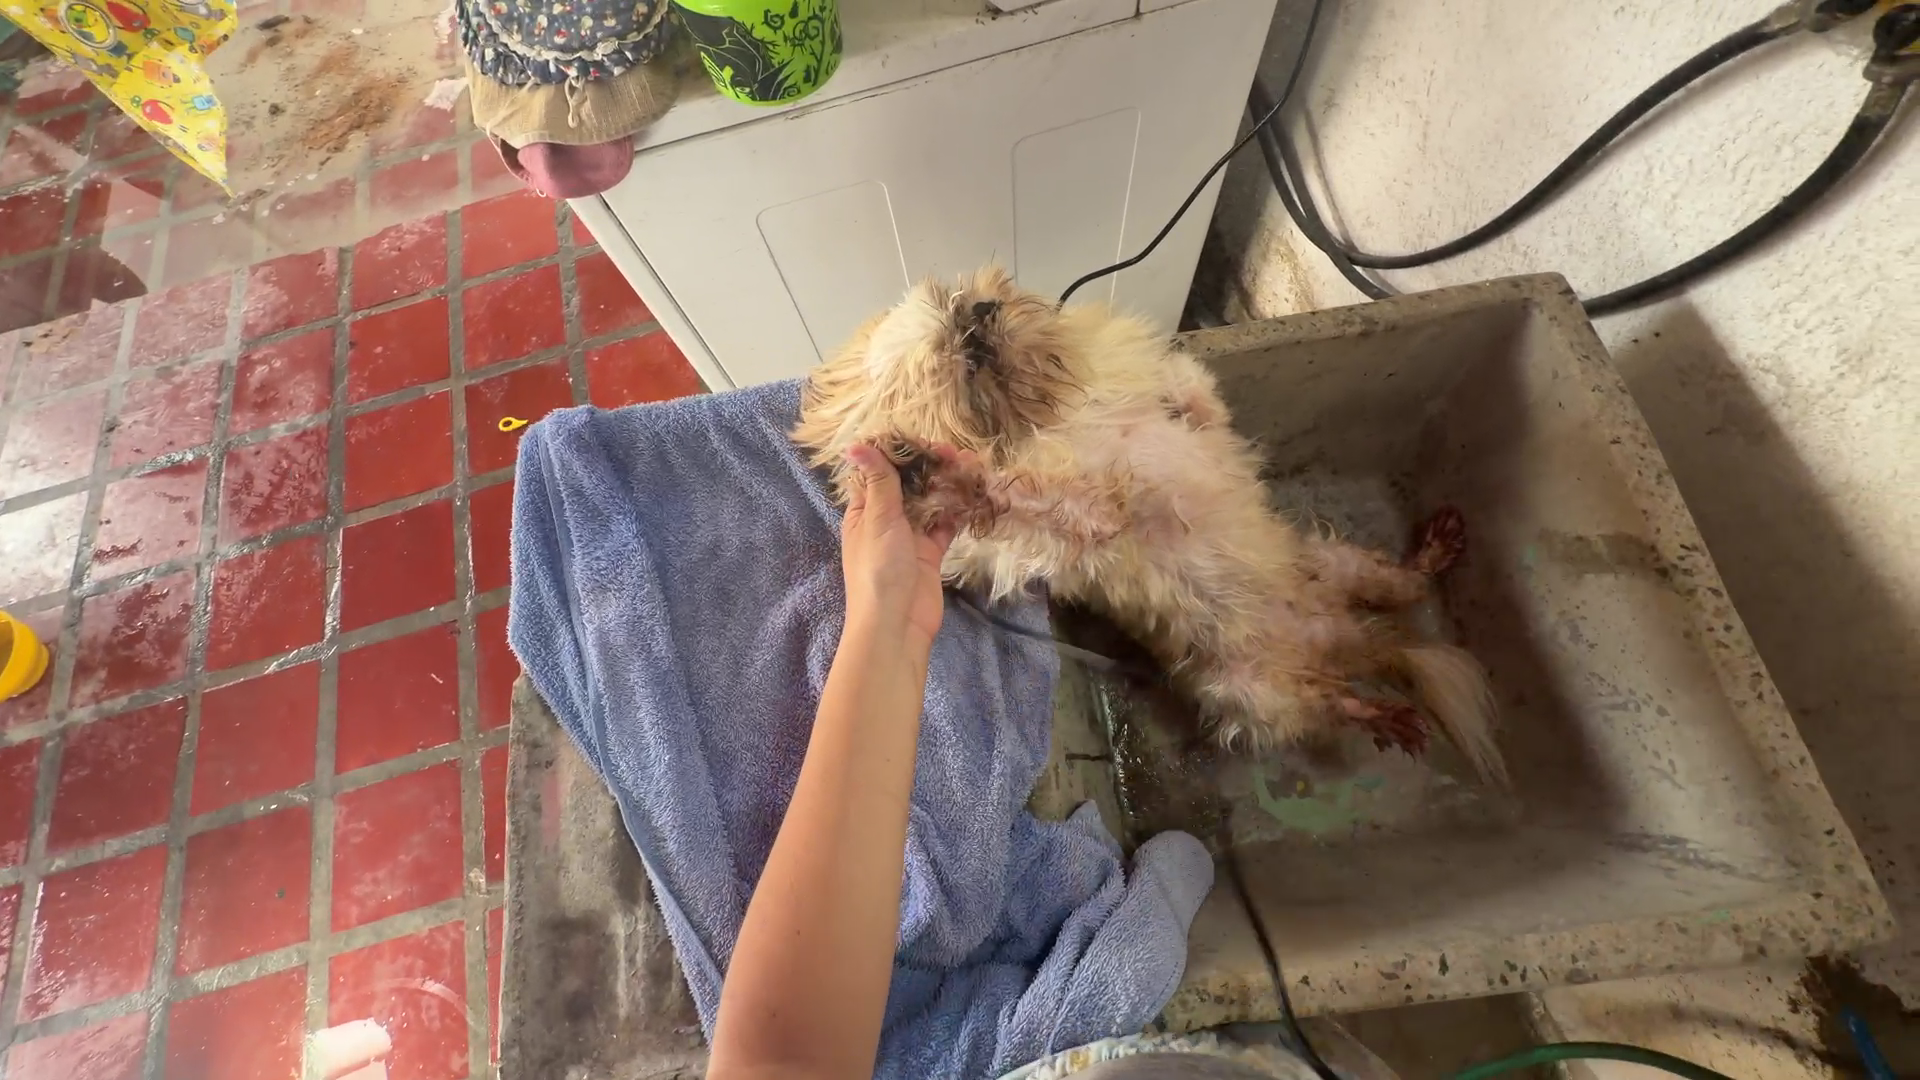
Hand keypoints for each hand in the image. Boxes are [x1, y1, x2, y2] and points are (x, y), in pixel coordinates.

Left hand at [840, 443, 958, 648]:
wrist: (896, 624)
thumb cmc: (879, 569)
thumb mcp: (878, 520)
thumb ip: (878, 482)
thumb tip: (855, 446)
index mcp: (864, 509)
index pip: (880, 471)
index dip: (901, 453)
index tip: (925, 441)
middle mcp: (886, 519)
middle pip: (909, 483)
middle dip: (931, 466)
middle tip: (955, 453)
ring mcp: (910, 536)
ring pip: (931, 501)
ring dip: (948, 484)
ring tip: (971, 467)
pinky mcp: (931, 552)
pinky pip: (946, 524)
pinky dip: (958, 509)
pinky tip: (974, 493)